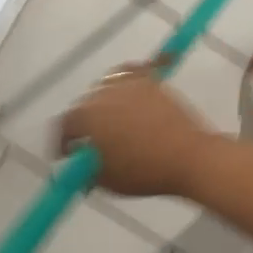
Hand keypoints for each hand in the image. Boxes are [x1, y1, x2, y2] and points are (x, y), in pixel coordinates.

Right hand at [57, 61, 217, 196]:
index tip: (67, 156)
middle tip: (92, 143)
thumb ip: (86, 169)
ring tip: (110, 120)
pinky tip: (126, 91)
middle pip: (84, 106)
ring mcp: (127, 84)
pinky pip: (128, 72)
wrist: (189, 157)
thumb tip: (80, 163)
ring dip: (102, 103)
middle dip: (84, 124)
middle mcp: (101, 94)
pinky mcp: (150, 79)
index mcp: (85, 117)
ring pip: (105, 88)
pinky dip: (123, 80)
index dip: (63, 143)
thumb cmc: (145, 172)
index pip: (64, 126)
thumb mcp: (107, 180)